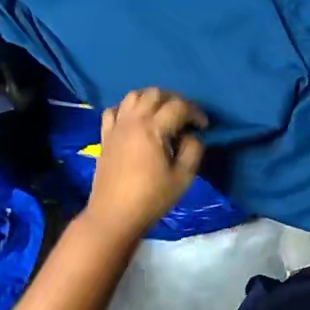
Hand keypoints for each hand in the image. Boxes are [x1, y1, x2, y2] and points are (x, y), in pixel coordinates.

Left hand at [83, 88, 208, 238]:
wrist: (114, 216)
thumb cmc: (151, 199)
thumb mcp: (183, 177)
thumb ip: (193, 150)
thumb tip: (191, 136)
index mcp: (152, 128)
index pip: (179, 106)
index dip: (196, 112)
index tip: (204, 126)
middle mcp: (132, 120)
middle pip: (155, 93)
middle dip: (175, 99)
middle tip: (185, 116)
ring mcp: (116, 127)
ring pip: (133, 96)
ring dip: (151, 99)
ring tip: (162, 114)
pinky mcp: (105, 137)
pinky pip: (114, 110)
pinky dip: (127, 109)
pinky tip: (135, 121)